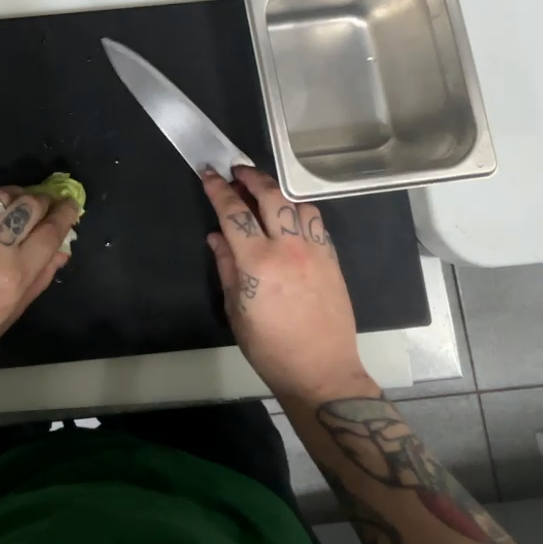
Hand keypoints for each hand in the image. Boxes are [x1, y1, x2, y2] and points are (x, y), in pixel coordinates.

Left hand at [0, 187, 81, 374]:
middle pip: (30, 206)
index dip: (66, 214)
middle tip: (49, 202)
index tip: (71, 206)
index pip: (50, 233)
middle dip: (46, 200)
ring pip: (3, 196)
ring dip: (20, 194)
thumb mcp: (13, 311)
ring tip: (23, 199)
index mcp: (15, 274)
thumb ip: (41, 277)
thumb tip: (63, 250)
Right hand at [203, 166, 377, 402]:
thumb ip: (226, 266)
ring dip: (280, 194)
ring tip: (266, 195)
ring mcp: (316, 253)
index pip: (234, 212)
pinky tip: (290, 221)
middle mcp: (290, 249)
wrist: (321, 372)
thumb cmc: (269, 347)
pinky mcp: (333, 261)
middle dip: (252, 177)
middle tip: (238, 170)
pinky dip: (300, 214)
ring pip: (299, 205)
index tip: (209, 173)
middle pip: (272, 196)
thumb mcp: (235, 309)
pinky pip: (317, 224)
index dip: (218, 189)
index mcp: (258, 263)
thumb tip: (217, 237)